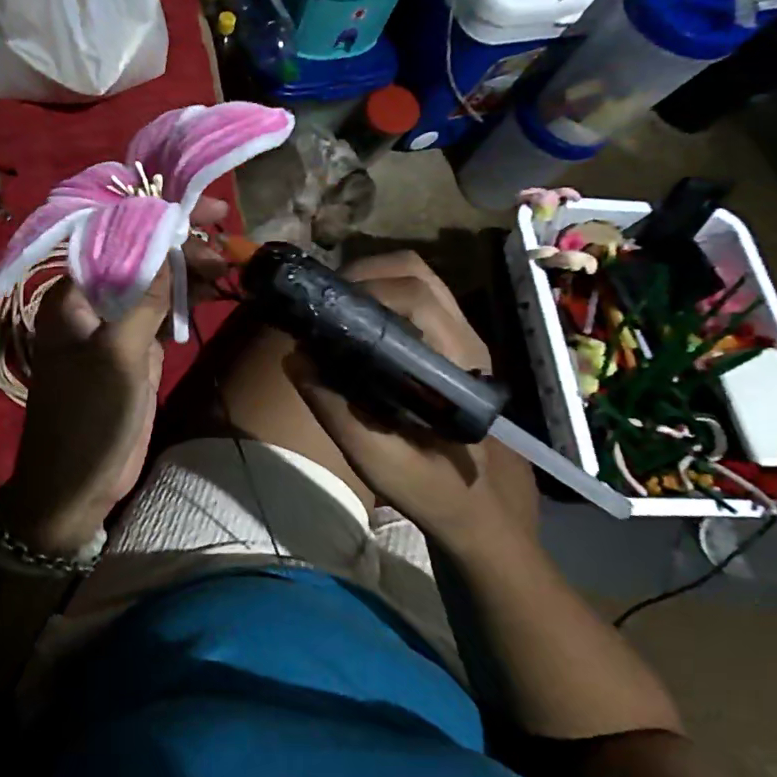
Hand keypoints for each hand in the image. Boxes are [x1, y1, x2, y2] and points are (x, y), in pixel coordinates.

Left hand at [0, 198, 227, 553]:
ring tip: (230, 264)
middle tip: (228, 242)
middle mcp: (93, 302)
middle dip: (182, 245)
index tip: (203, 209)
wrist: (77, 486)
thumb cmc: (87, 420)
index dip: (159, 216)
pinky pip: (164, 313)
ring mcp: (116, 326)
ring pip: (156, 284)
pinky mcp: (135, 350)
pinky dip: (189, 301)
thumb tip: (170, 248)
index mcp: (73, 294)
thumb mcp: (117, 358)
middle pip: (141, 257)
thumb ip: (145, 302)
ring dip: (190, 272)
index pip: (117, 237)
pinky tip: (215, 290)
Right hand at [290, 251, 537, 554]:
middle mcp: (463, 336)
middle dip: (362, 274)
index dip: (365, 289)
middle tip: (321, 302)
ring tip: (333, 307)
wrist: (481, 504)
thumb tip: (295, 358)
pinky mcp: (449, 341)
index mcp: (456, 362)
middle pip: (414, 272)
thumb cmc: (435, 487)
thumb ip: (337, 412)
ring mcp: (460, 335)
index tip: (322, 309)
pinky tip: (354, 322)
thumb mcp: (380, 462)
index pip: (415, 295)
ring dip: (370, 279)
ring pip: (415, 276)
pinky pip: (414, 295)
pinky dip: (379, 292)